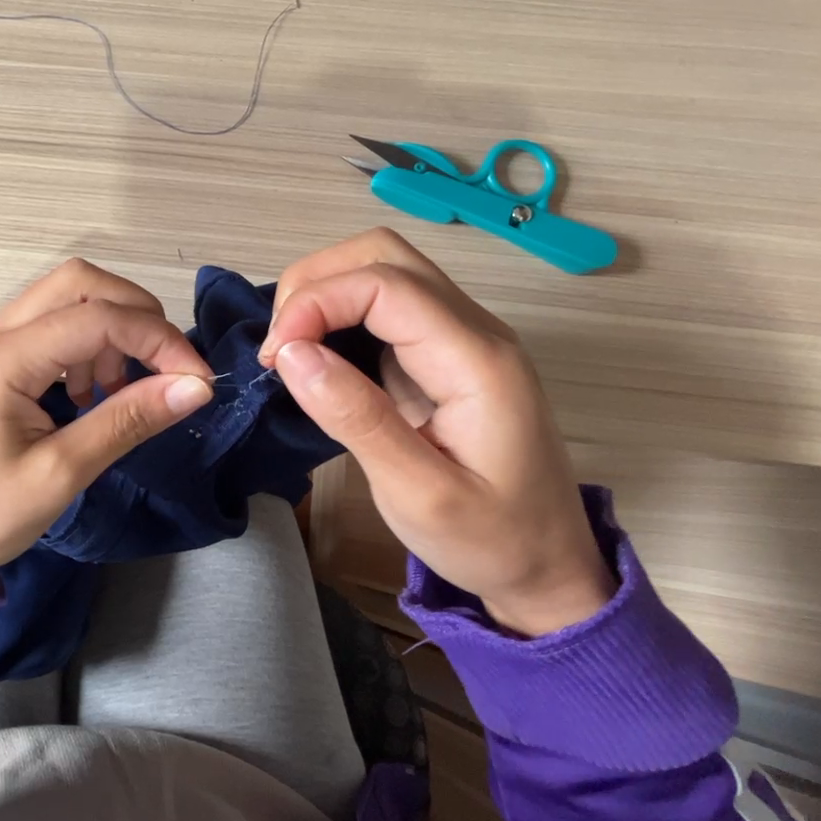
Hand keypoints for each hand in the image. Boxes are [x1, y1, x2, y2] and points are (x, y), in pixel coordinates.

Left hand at [0, 259, 214, 588]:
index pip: (96, 317)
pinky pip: (49, 328)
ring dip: (109, 330)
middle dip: (134, 314)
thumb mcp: (62, 473)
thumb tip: (194, 386)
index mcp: (2, 358)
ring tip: (118, 392)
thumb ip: (126, 421)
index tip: (197, 380)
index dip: (158, 339)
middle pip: (78, 283)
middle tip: (164, 368)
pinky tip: (89, 395)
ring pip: (65, 299)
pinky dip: (85, 346)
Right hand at [261, 229, 613, 635]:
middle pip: (384, 254)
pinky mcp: (438, 352)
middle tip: (278, 347)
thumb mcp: (418, 494)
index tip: (273, 357)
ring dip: (320, 293)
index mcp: (476, 361)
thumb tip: (291, 353)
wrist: (547, 566)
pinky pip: (380, 302)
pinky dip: (332, 312)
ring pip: (380, 267)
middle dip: (313, 284)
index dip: (315, 302)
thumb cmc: (488, 539)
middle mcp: (473, 331)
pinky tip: (312, 355)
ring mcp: (457, 337)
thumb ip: (356, 419)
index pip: (385, 284)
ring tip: (288, 351)